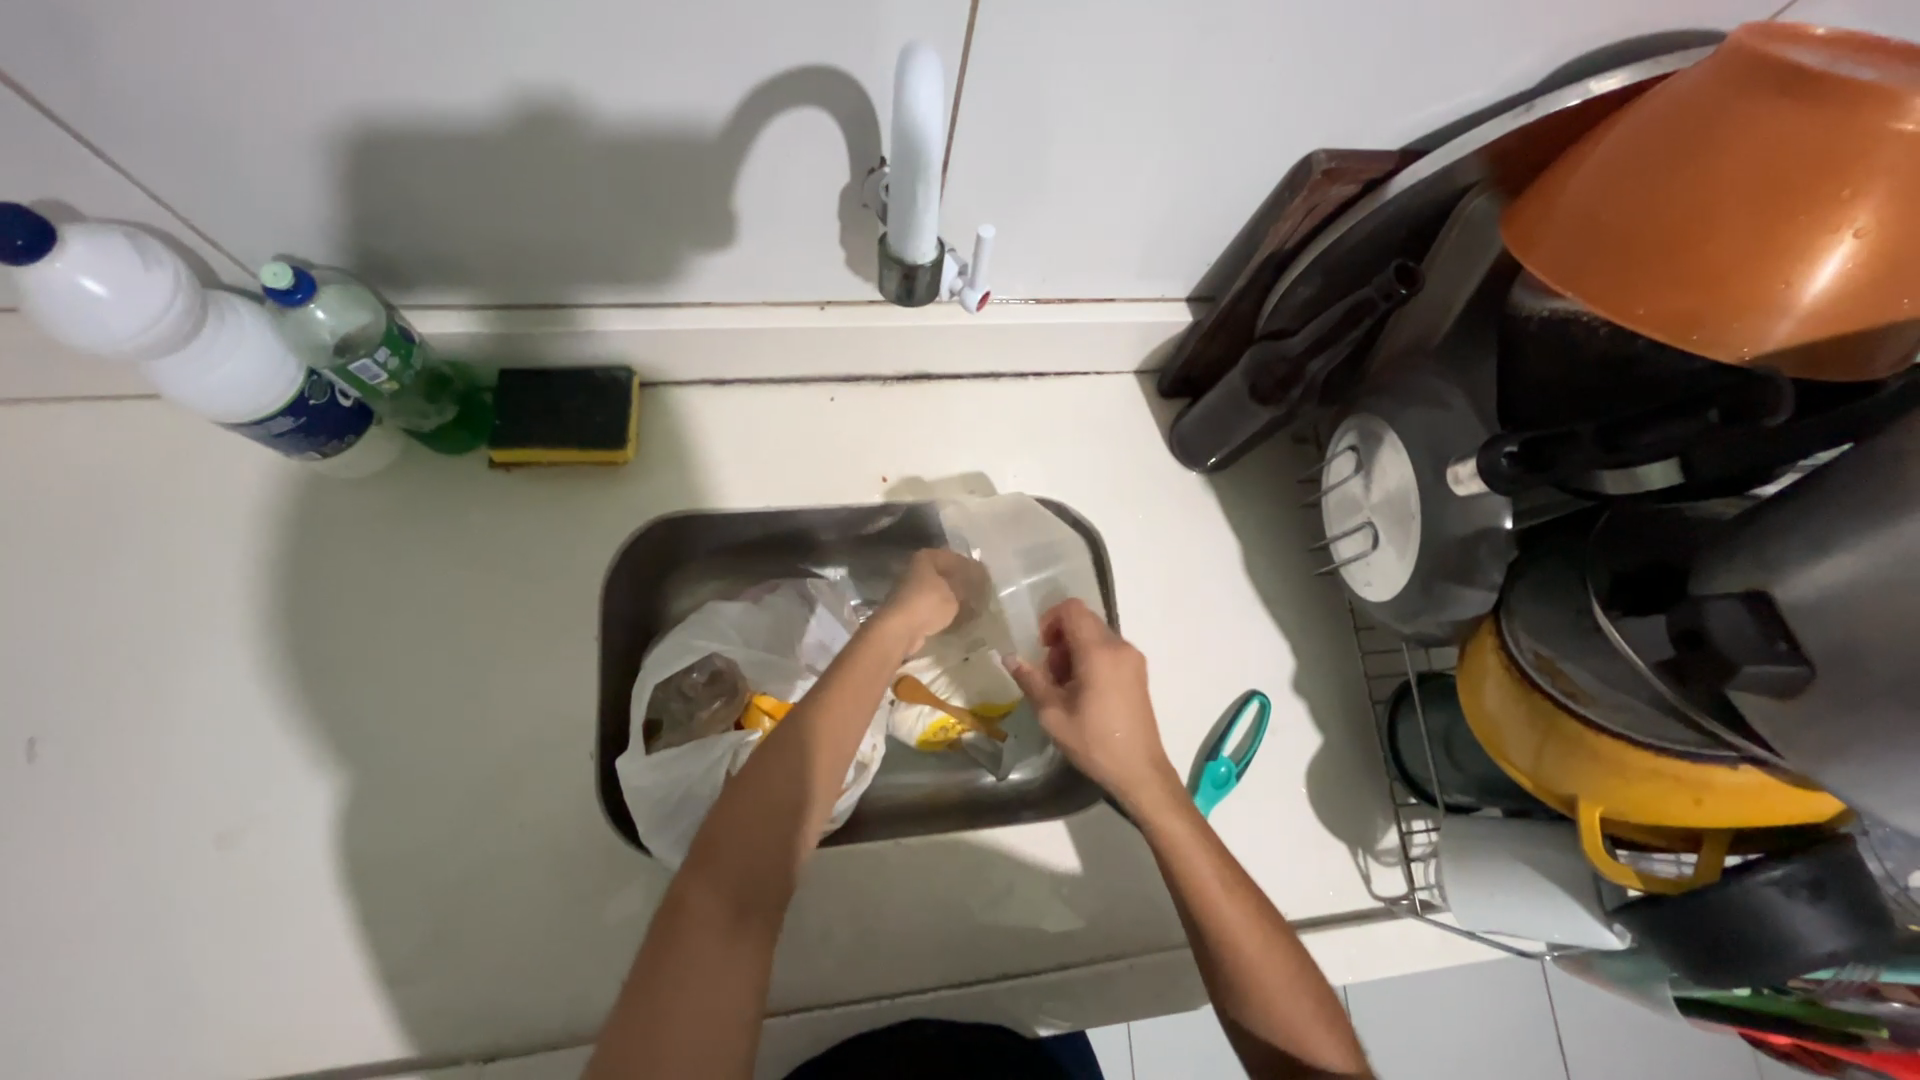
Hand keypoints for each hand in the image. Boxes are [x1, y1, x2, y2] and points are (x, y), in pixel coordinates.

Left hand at [871, 548, 986, 656]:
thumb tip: (980, 582)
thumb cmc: (928, 603)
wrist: (900, 630)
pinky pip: (933, 606)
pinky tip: (958, 618)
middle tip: (981, 594)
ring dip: (954, 599)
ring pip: (939, 591)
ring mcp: (911, 589)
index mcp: (926, 557)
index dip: (972, 568)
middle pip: (946, 574)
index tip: (986, 579)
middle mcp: (916, 569)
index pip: (956, 558)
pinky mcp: (910, 609)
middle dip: (963, 584)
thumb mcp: (956, 593)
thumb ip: (969, 586)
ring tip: (973, 607)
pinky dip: (944, 611)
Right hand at [1004, 599, 1179, 811]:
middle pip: (1083, 621)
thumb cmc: (1094, 742)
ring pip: (1095, 636)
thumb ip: (1030, 680)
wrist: (1139, 770)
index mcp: (1099, 652)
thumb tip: (1008, 657)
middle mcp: (1120, 647)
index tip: (1041, 649)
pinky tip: (1083, 693)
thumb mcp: (1052, 714)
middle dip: (1060, 640)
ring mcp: (1133, 658)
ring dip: (1074, 651)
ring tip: (1065, 688)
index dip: (1050, 620)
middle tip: (1051, 676)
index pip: (1072, 609)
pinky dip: (1090, 659)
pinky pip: (1108, 650)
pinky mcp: (1138, 671)